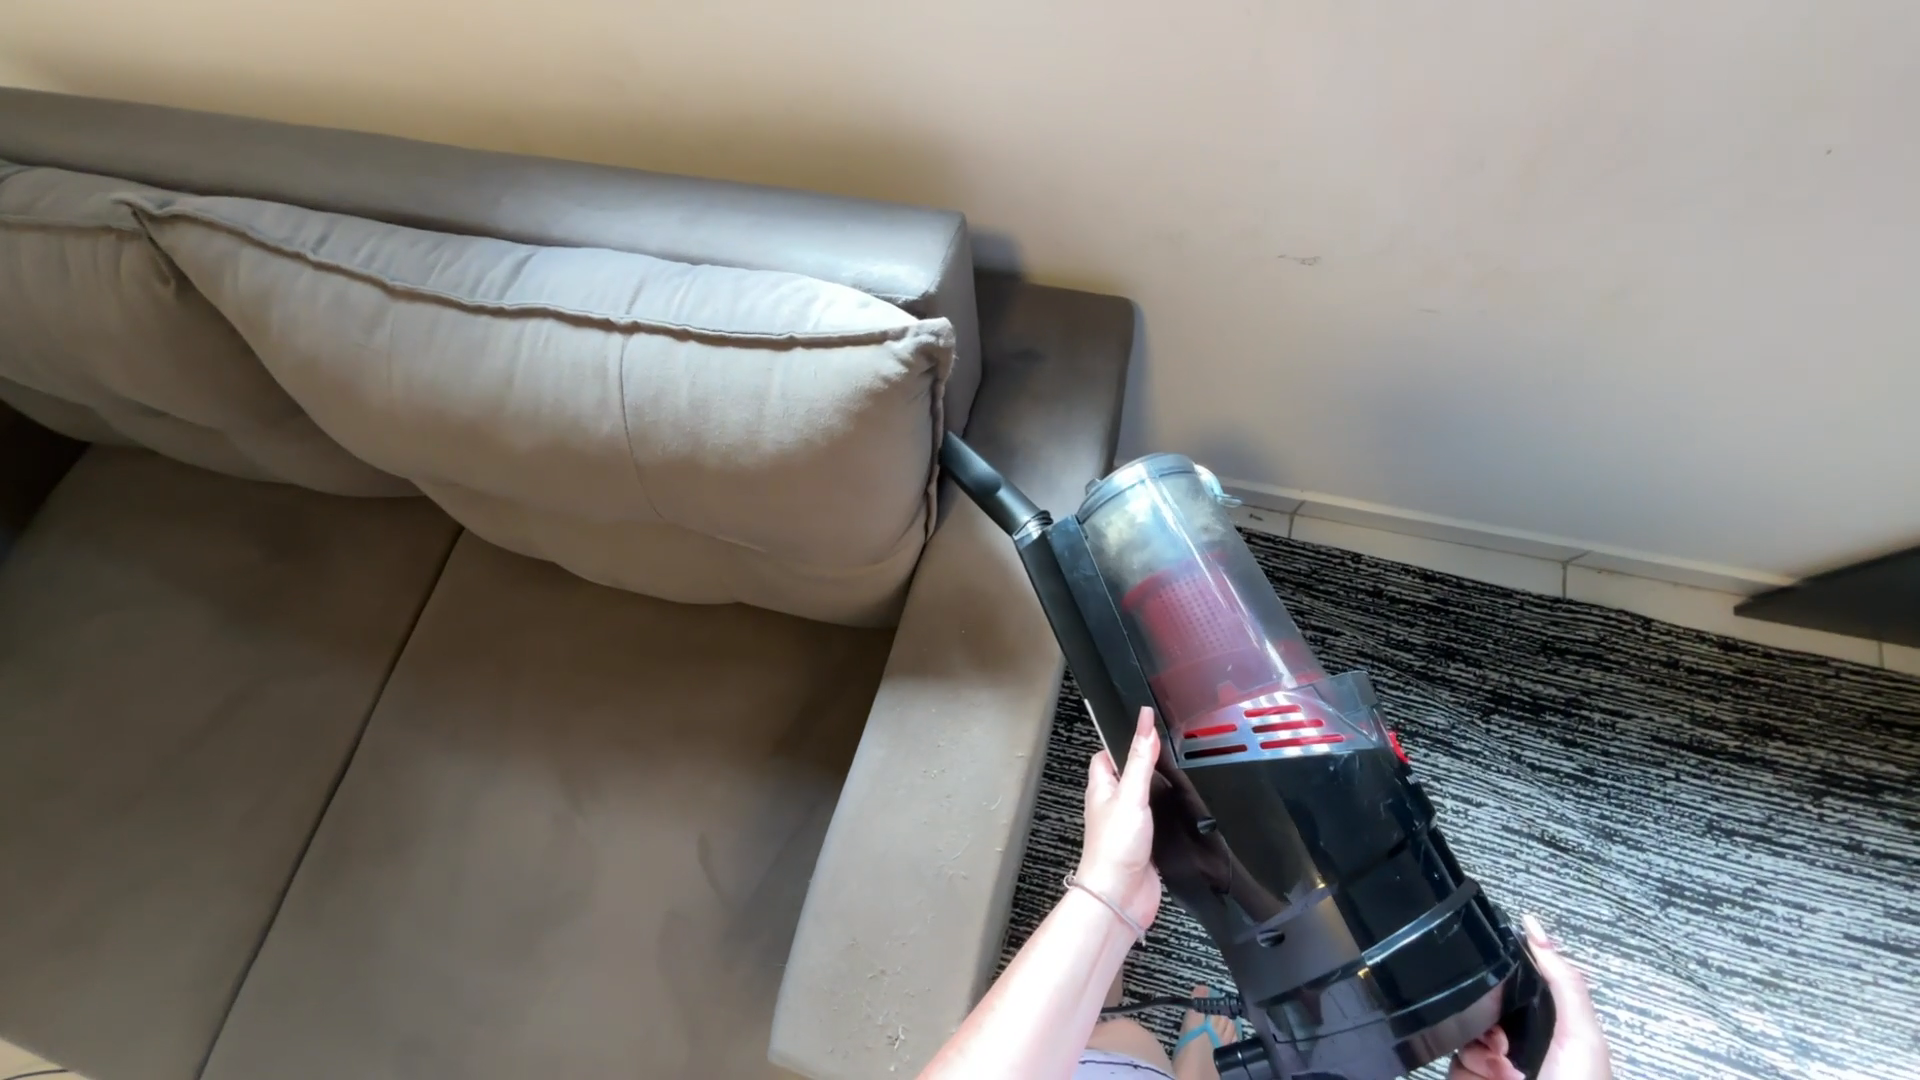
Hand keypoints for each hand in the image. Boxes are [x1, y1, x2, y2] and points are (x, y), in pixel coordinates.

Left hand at [1075, 706, 1162, 931]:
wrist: (1120, 897)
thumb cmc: (1113, 848)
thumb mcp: (1130, 795)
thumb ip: (1140, 760)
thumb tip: (1144, 726)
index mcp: (1101, 788)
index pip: (1106, 755)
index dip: (1121, 741)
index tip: (1142, 728)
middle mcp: (1112, 805)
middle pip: (1127, 776)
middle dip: (1144, 765)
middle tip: (1164, 751)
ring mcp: (1128, 826)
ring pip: (1143, 800)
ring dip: (1158, 792)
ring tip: (1176, 778)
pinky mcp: (1144, 846)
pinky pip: (1156, 824)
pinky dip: (1167, 818)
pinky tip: (1180, 814)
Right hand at [1450, 915, 1612, 1079]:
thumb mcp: (1582, 1038)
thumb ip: (1563, 982)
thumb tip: (1533, 924)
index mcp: (1553, 1033)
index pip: (1520, 988)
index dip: (1507, 974)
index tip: (1495, 964)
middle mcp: (1521, 1046)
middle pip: (1487, 1003)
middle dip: (1490, 1012)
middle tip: (1504, 1032)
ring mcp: (1492, 1066)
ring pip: (1465, 1027)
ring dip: (1481, 1042)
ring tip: (1501, 1063)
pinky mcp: (1466, 1077)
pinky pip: (1451, 1052)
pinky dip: (1469, 1061)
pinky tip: (1491, 1074)